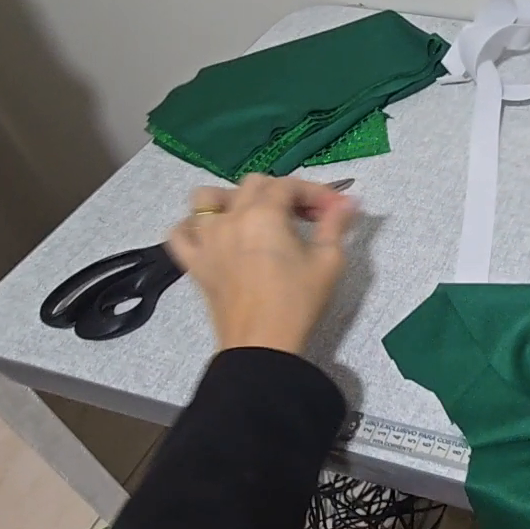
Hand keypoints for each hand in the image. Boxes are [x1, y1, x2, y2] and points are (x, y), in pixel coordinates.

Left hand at [167, 175, 356, 354]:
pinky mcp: (194, 263)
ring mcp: (206, 240)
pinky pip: (180, 233)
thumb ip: (336, 224)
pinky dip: (193, 226)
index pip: (290, 185)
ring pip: (207, 199)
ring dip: (233, 199)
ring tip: (253, 215)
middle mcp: (231, 218)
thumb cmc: (299, 301)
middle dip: (283, 192)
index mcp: (265, 214)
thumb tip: (349, 200)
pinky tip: (213, 234)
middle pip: (254, 184)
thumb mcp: (329, 260)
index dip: (317, 192)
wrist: (263, 344)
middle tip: (307, 216)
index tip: (336, 209)